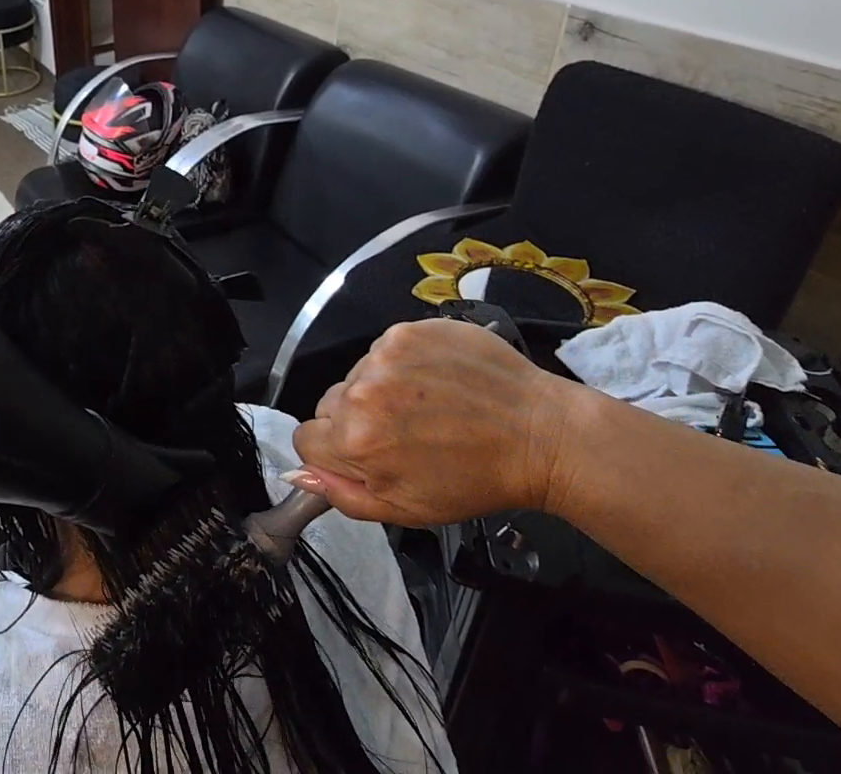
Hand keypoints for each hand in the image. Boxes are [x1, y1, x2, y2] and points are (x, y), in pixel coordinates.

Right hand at [289, 319, 588, 526]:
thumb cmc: (477, 479)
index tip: (367, 454)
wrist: (544, 435)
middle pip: (328, 405)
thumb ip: (342, 495)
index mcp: (355, 441)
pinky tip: (436, 383)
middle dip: (354, 420)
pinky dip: (403, 366)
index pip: (306, 438)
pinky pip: (383, 351)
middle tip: (403, 433)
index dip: (334, 452)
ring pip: (356, 377)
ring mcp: (385, 356)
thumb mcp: (405, 509)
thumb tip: (296, 474)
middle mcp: (361, 392)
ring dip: (379, 391)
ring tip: (427, 407)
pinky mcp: (408, 331)